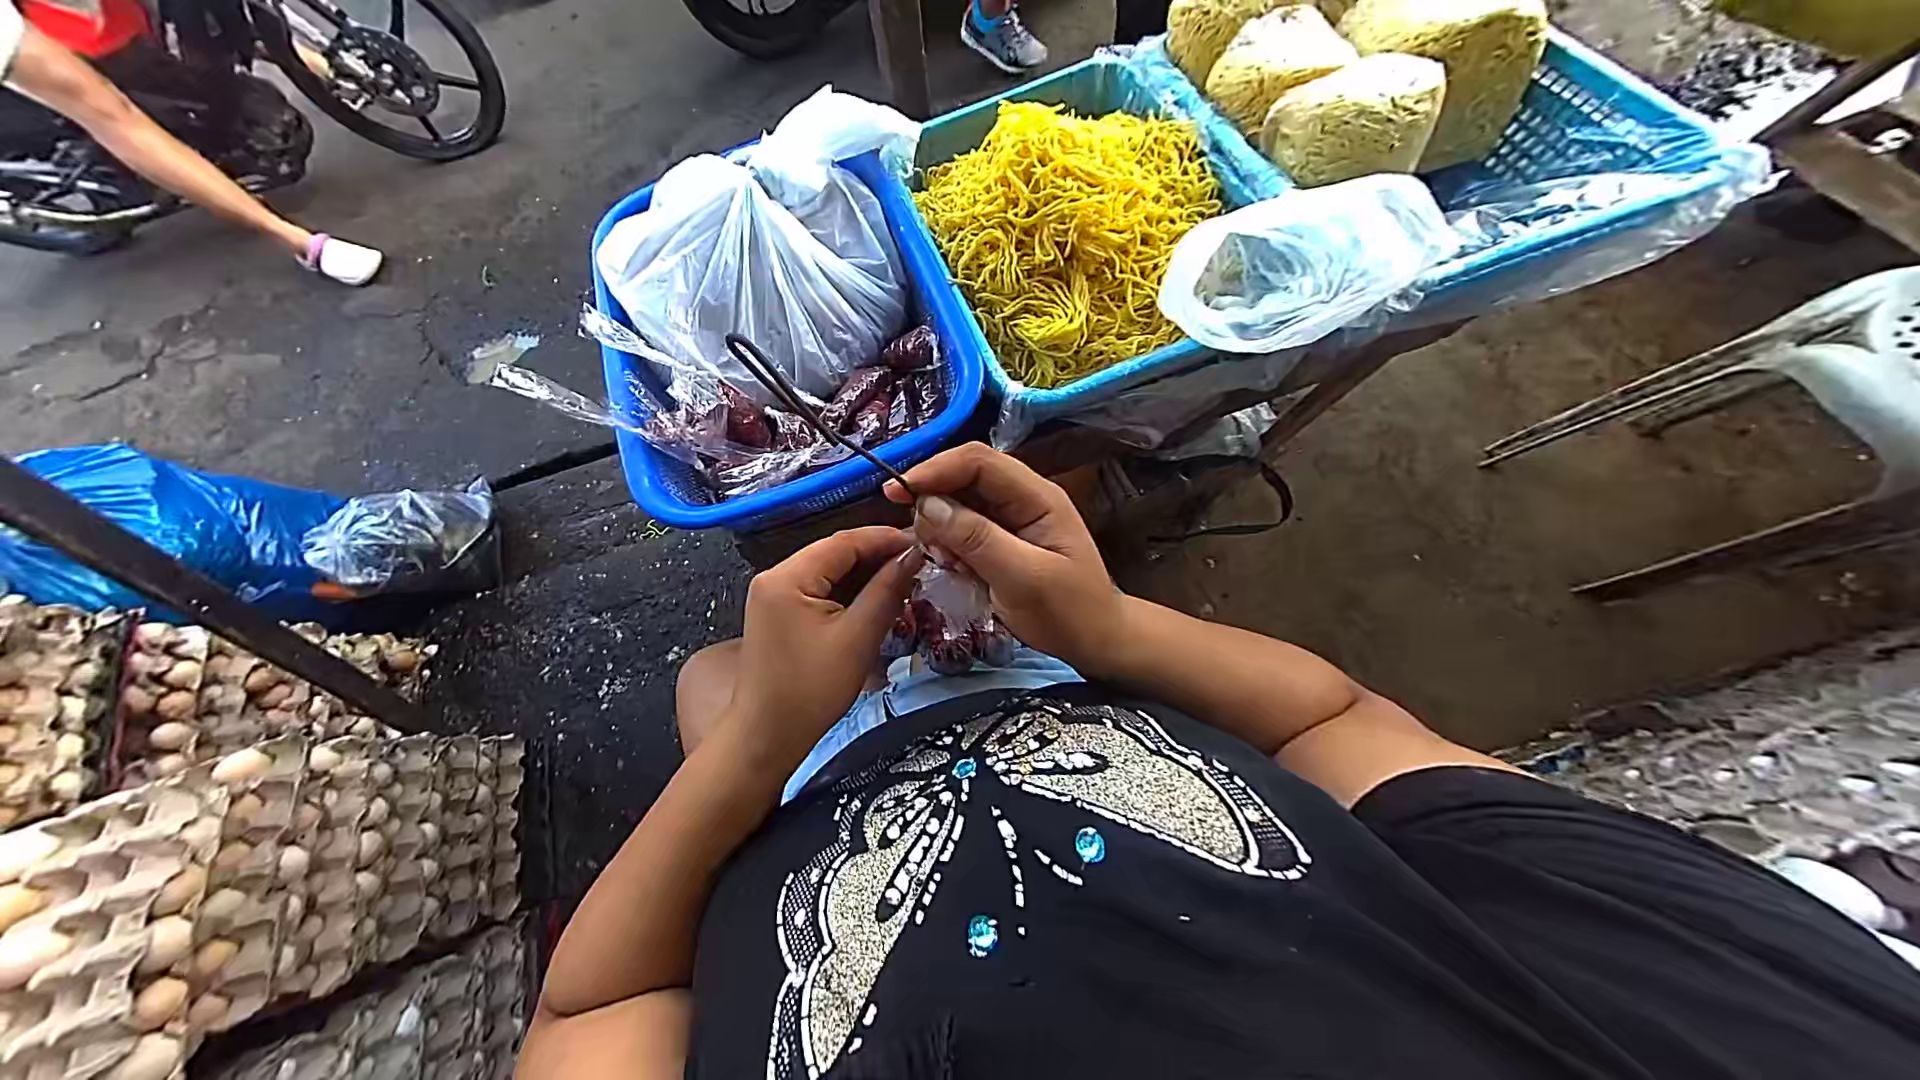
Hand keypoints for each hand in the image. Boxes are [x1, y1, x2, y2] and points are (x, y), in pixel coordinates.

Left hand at [721, 527, 923, 770]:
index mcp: (787, 578)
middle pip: (836, 553)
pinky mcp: (781, 612)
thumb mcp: (858, 638)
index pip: (844, 541)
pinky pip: (821, 589)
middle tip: (919, 562)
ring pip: (830, 570)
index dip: (886, 538)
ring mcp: (775, 594)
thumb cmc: (810, 691)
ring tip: (906, 578)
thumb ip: (887, 591)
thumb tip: (913, 557)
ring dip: (866, 573)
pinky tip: (878, 596)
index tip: (922, 543)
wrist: (767, 737)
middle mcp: (775, 577)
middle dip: (878, 555)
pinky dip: (850, 591)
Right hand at [883, 443, 1126, 675]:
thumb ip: (977, 539)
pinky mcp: (999, 541)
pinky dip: (948, 546)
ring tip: (944, 562)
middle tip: (922, 542)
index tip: (896, 493)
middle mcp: (1021, 499)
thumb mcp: (1024, 577)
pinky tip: (954, 569)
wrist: (1095, 642)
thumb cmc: (1068, 612)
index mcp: (1036, 496)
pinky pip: (961, 530)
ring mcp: (1010, 519)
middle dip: (934, 502)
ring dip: (940, 529)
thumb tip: (928, 506)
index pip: (979, 461)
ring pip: (957, 504)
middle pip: (963, 478)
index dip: (935, 469)